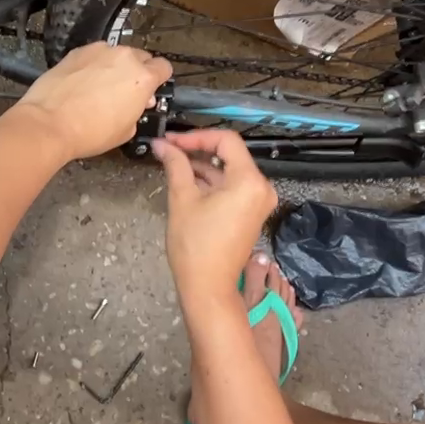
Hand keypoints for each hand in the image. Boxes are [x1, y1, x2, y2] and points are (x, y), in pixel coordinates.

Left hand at [11, 42, 172, 159]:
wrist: (49, 124)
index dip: (159, 79)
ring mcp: (99, 51)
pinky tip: (83, 83)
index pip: (163, 68)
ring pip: (116, 54)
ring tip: (100, 88)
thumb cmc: (88, 132)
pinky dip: (92, 65)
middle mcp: (124, 58)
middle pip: (141, 57)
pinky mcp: (77, 52)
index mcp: (143, 77)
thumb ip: (137, 110)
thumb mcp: (126, 131)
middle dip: (136, 72)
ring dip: (113, 67)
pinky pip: (93, 55)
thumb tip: (137, 104)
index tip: (151, 88)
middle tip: (125, 92)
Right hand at [153, 128, 277, 303]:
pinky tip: (187, 180)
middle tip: (169, 149)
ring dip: (202, 166)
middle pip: (230, 155)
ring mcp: (258, 202)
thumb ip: (175, 165)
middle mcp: (261, 188)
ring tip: (172, 164)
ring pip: (229, 171)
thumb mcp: (182, 198)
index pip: (226, 141)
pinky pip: (232, 187)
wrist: (207, 286)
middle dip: (198, 149)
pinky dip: (211, 182)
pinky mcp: (250, 213)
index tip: (172, 141)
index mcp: (249, 181)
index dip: (196, 137)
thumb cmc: (195, 245)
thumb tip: (163, 145)